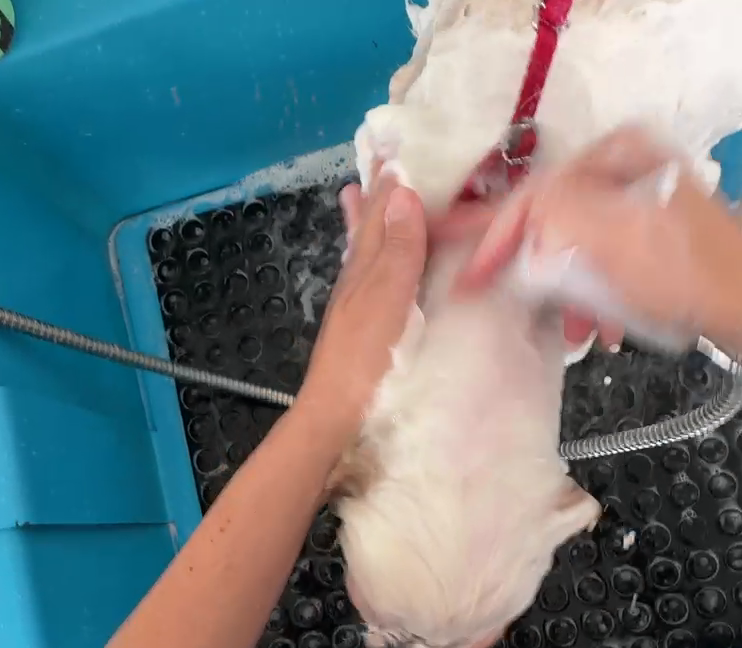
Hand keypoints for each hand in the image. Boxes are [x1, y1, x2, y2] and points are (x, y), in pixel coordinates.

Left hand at [295, 172, 427, 436]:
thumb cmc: (366, 358)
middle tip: (385, 155)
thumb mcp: (388, 300)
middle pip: (371, 224)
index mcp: (368, 264)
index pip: (384, 210)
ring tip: (358, 189)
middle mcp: (358, 275)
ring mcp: (355, 300)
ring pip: (364, 248)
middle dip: (380, 191)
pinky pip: (364, 276)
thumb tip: (403, 192)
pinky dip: (364, 257)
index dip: (394, 180)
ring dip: (367, 218)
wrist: (336, 411)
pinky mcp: (359, 324)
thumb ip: (399, 250)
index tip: (404, 143)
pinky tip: (359, 259)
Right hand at [456, 126, 741, 346]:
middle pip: (549, 223)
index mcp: (613, 155)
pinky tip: (595, 328)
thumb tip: (517, 226)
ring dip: (563, 294)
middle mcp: (623, 170)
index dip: (492, 239)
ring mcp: (635, 206)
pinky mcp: (647, 240)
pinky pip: (597, 266)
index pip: (530, 196)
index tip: (465, 278)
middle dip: (530, 271)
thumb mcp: (608, 239)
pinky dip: (590, 298)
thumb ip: (553, 217)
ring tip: (568, 331)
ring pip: (572, 249)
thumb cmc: (679, 273)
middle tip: (499, 302)